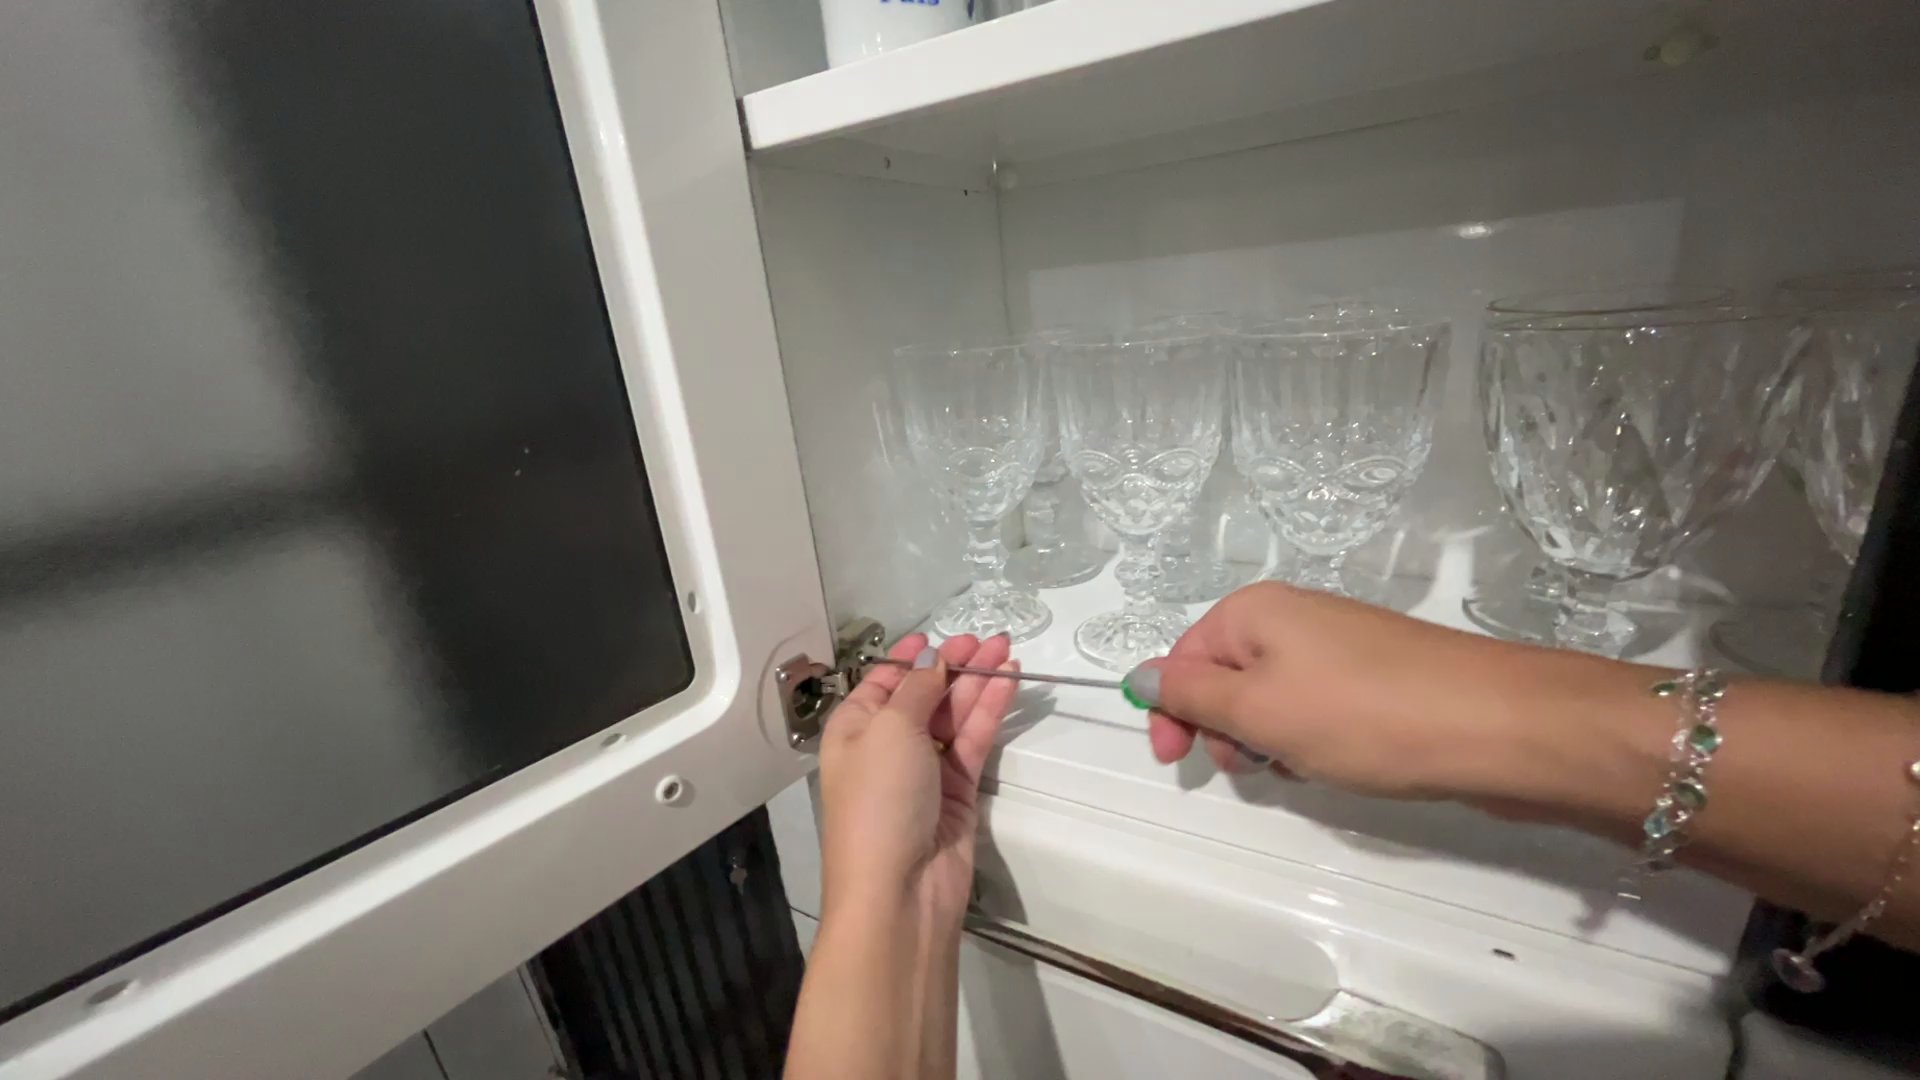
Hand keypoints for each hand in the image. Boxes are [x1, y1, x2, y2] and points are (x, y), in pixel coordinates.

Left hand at [817, 631, 1016, 926]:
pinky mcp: (957, 789)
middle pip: (924, 692)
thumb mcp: (890, 729)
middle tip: (987, 640)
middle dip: (954, 664)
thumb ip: (918, 687)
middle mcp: (887, 744)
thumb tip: (932, 656)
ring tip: (1006, 649)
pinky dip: (989, 709)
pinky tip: (1008, 681)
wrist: (900, 890)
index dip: (910, 657)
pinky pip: (973, 738)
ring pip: (953, 713)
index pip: (883, 681)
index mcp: (855, 728)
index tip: (938, 636)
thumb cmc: (879, 799)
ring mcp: (924, 767)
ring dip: (978, 681)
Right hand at [1130, 582, 1579, 802]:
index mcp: (1252, 612)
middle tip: (1254, 765)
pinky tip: (1333, 760)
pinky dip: (1307, 736)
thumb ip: (1188, 695)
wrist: (1503, 726)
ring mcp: (1335, 645)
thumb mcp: (1257, 709)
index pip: (1182, 659)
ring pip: (1267, 697)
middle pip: (1222, 676)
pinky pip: (1312, 704)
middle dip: (1223, 727)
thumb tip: (1136, 676)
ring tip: (1300, 764)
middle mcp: (1289, 617)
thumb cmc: (1362, 715)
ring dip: (1266, 737)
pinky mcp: (1372, 675)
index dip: (1171, 711)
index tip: (1177, 763)